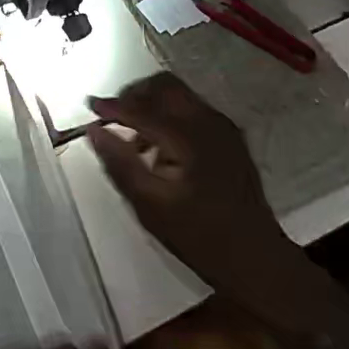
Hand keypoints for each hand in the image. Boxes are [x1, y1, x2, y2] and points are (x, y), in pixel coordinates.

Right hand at [85, 73, 300, 301]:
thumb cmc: (200, 237)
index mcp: (189, 138)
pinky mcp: (230, 138)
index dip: (112, 106)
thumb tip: (94, 129)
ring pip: (179, 95)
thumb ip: (119, 162)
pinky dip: (169, 115)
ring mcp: (223, 128)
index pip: (142, 109)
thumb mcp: (149, 205)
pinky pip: (192, 109)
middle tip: (114, 117)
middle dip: (135, 95)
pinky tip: (161, 146)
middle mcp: (209, 122)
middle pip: (164, 86)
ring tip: (135, 136)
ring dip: (152, 104)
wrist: (259, 262)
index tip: (89, 107)